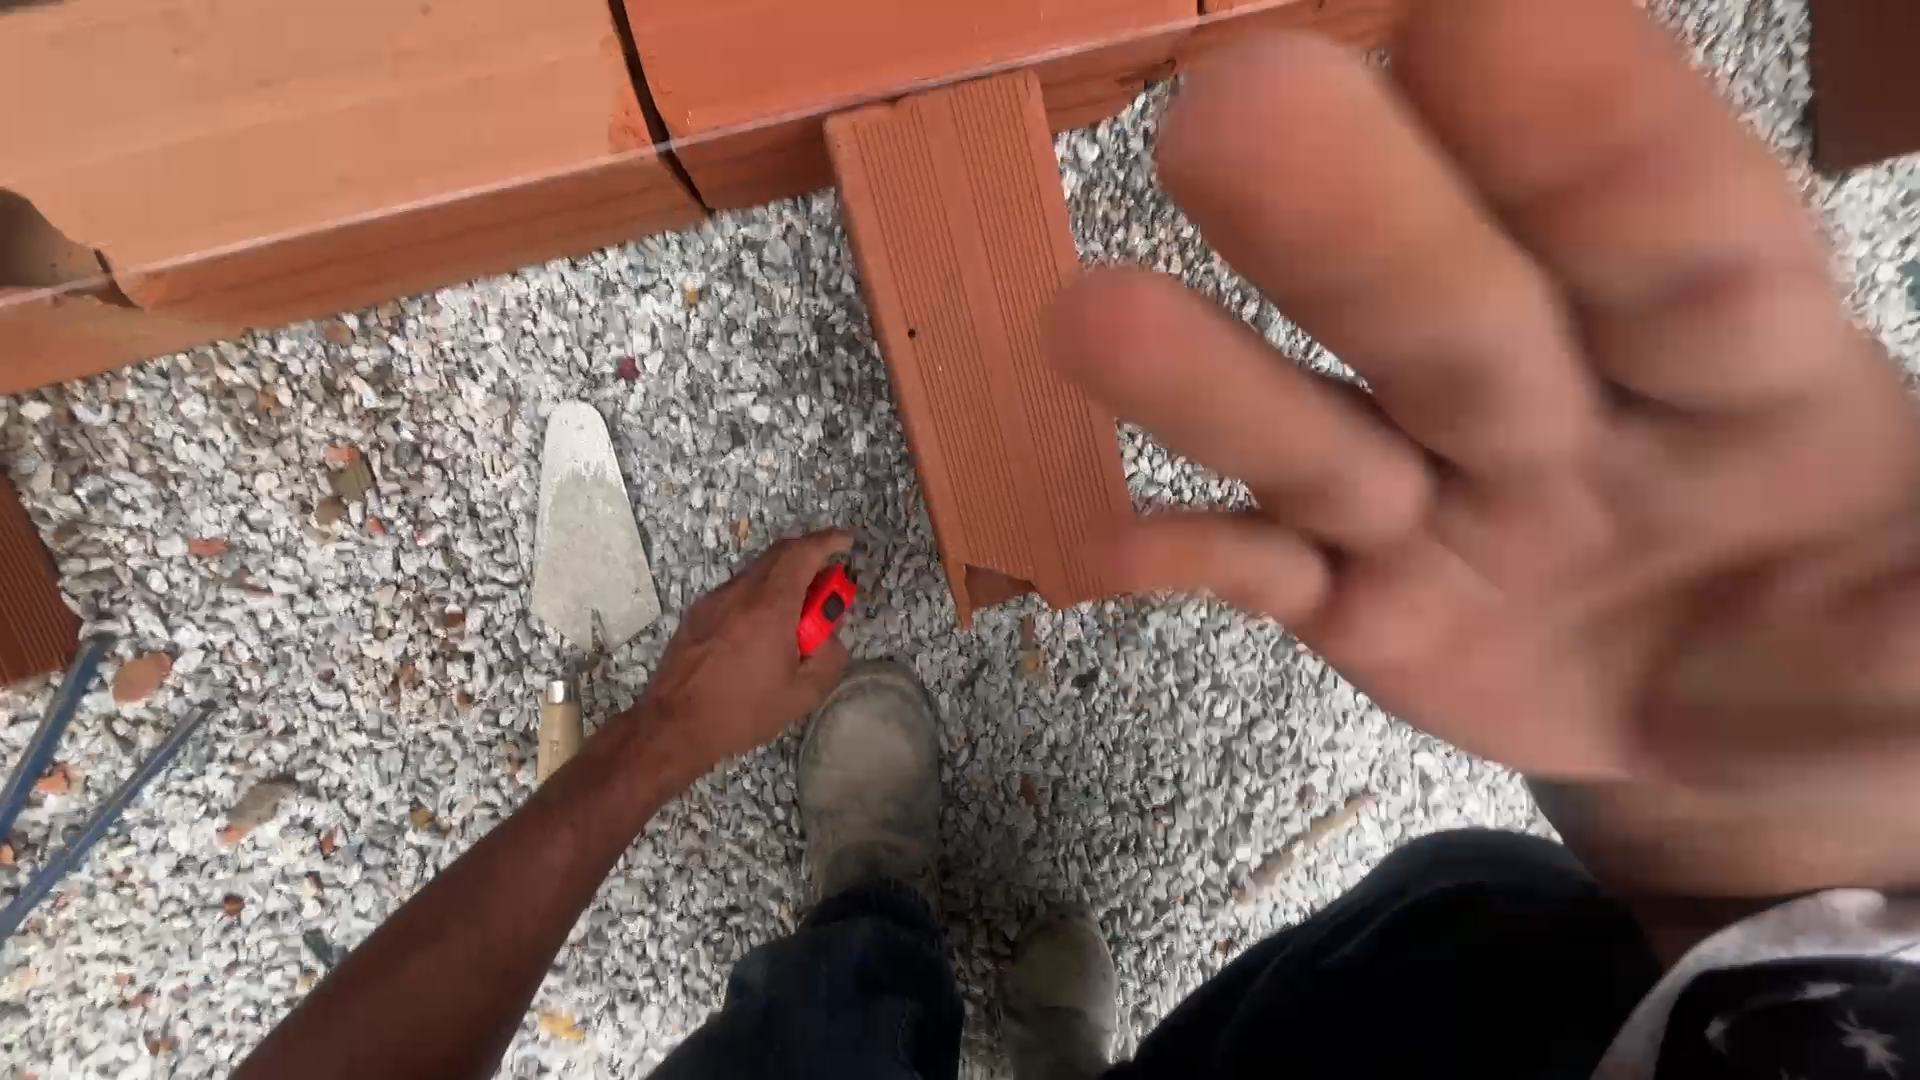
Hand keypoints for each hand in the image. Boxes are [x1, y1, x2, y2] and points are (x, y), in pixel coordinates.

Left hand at [634, 531, 852, 767]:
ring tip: (797, 617)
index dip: (828, 541)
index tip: (845, 542)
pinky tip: (763, 632)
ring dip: (784, 579)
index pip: (803, 553)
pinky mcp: (698, 614)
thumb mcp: (803, 693)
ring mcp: (714, 600)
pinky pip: (738, 590)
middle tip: (828, 586)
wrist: (672, 726)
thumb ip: (830, 657)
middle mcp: (740, 592)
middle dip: (810, 558)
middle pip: (779, 554)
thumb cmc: (742, 710)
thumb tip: (830, 636)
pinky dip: (761, 595)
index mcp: (770, 606)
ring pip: (757, 572)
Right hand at [1050, 0, 1919, 889]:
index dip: (1573, 124)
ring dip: (1204, 383)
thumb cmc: (1855, 649)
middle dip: (1340, 221)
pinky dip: (1188, 557)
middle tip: (1218, 106)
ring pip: (1311, 441)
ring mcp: (1422, 514)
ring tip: (1087, 318)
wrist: (1724, 742)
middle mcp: (1539, 415)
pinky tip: (1114, 540)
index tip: (1460, 6)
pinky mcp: (1344, 604)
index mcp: (1733, 369)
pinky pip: (1256, 576)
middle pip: (1442, 315)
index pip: (1659, 231)